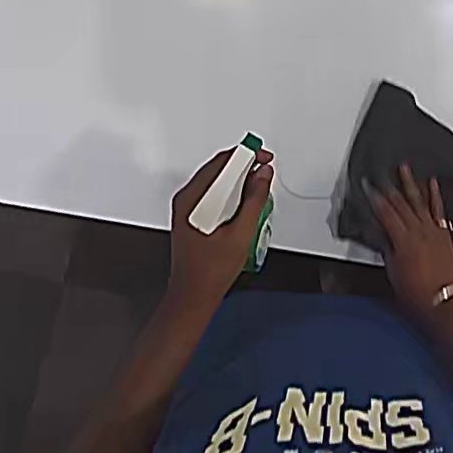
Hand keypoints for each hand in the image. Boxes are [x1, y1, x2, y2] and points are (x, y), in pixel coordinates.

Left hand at [168, 146, 273, 307]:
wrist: (194, 297)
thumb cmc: (211, 271)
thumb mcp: (241, 232)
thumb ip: (254, 200)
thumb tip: (263, 174)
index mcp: (192, 200)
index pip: (221, 163)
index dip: (246, 155)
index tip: (264, 157)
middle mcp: (186, 200)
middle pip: (218, 169)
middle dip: (245, 166)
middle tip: (265, 169)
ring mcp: (188, 208)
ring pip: (217, 180)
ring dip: (240, 179)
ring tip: (259, 185)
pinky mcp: (194, 215)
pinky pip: (215, 192)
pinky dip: (233, 190)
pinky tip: (246, 201)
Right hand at [372, 165, 452, 319]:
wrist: (443, 302)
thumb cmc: (416, 293)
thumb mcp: (393, 272)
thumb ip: (387, 248)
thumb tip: (382, 232)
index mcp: (403, 239)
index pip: (385, 212)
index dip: (375, 198)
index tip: (368, 185)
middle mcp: (418, 230)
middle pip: (401, 204)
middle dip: (389, 188)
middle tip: (382, 174)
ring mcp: (433, 229)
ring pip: (419, 201)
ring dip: (411, 183)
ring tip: (405, 169)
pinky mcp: (444, 232)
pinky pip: (439, 209)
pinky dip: (435, 195)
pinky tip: (432, 183)